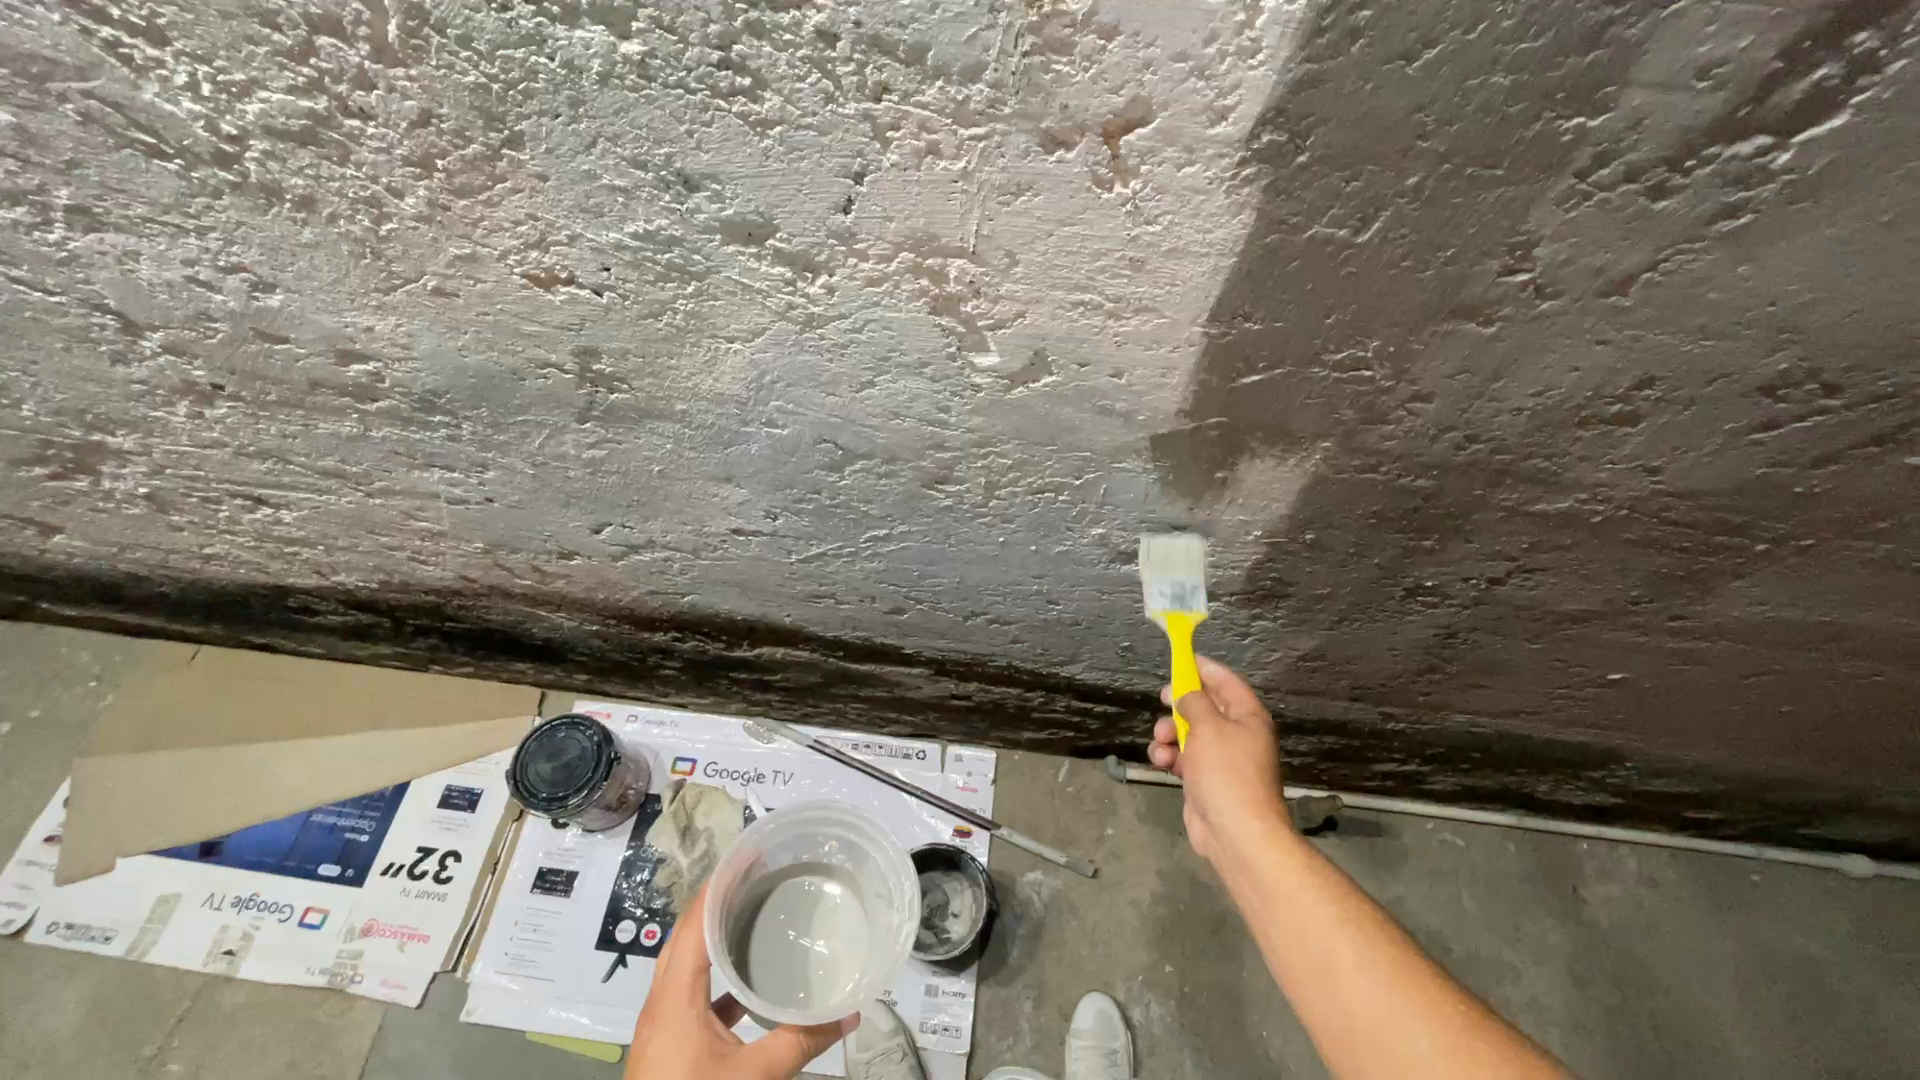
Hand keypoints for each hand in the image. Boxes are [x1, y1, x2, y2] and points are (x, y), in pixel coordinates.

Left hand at [626, 887, 856, 1079]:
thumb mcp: (754, 1078)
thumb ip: (801, 1042)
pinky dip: (716, 975)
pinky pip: (691, 992)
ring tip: (755, 914)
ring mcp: (662, 1025)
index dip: (718, 886)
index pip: (693, 923)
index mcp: (675, 998)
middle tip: (760, 878)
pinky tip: (747, 979)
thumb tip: (850, 1013)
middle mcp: (661, 1002)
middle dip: (719, 903)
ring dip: (714, 937)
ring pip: (685, 963)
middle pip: (685, 936)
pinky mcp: (668, 1044)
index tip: (750, 858)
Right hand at [1148, 655, 1289, 860]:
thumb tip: (1186, 695)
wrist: (1235, 832)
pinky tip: (1162, 761)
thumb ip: (1193, 701)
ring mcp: (1221, 759)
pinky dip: (1170, 756)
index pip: (1227, 682)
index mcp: (1248, 717)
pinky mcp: (1205, 779)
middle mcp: (1237, 734)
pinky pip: (1184, 757)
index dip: (1204, 668)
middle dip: (1180, 703)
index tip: (1181, 658)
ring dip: (1169, 733)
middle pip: (1205, 706)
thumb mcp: (1208, 726)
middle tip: (1163, 699)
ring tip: (1161, 741)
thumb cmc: (1226, 772)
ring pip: (1189, 732)